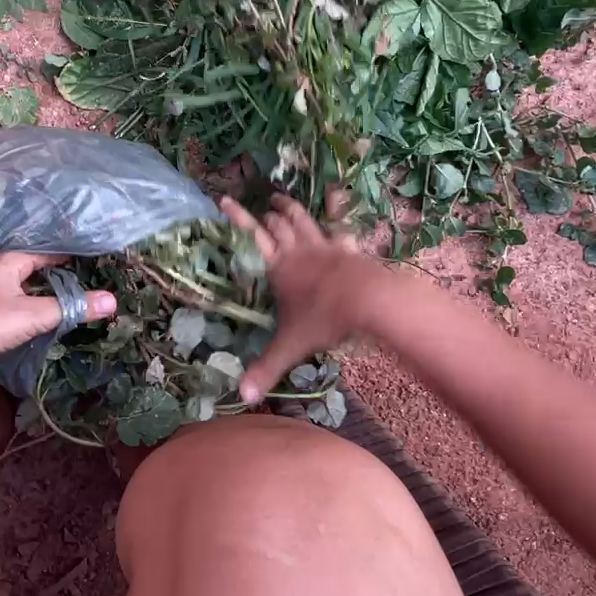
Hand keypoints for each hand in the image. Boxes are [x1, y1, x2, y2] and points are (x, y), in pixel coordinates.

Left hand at [0, 252, 116, 372]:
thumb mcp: (36, 315)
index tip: (90, 260)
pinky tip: (34, 310)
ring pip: (18, 281)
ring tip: (63, 294)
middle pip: (31, 265)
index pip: (46, 251)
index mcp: (8, 261)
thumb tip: (112, 301)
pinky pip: (9, 295)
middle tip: (82, 277)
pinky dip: (25, 299)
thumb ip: (73, 307)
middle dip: (54, 271)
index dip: (68, 255)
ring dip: (38, 287)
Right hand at [220, 194, 378, 402]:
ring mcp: (325, 246)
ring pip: (304, 219)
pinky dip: (338, 214)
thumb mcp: (292, 346)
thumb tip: (243, 396)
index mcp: (278, 266)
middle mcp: (298, 250)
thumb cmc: (324, 318)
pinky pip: (341, 227)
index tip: (224, 199)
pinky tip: (339, 207)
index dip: (237, 217)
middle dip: (267, 215)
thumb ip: (267, 368)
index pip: (251, 236)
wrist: (370, 299)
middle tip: (260, 209)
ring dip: (292, 209)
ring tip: (282, 201)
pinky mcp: (349, 249)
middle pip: (278, 224)